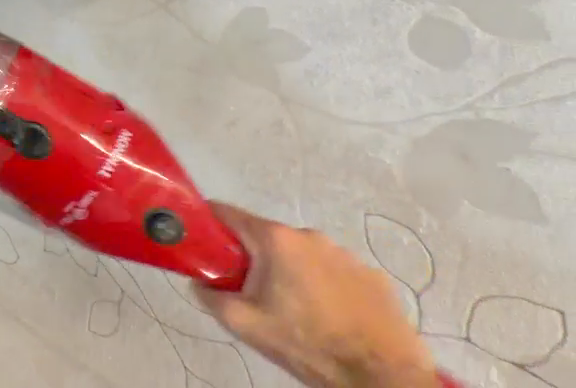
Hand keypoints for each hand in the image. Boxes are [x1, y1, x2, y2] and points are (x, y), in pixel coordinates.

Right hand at [194, 203, 436, 387]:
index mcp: (275, 239)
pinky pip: (336, 272)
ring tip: (298, 308)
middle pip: (265, 236)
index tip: (205, 247)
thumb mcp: (242, 322)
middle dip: (254, 257)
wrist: (385, 381)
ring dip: (292, 271)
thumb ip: (207, 294)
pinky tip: (331, 315)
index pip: (224, 212)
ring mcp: (348, 256)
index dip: (208, 225)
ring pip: (302, 254)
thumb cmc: (306, 344)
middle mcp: (311, 236)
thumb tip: (199, 281)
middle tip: (254, 291)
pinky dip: (326, 285)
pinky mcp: (377, 278)